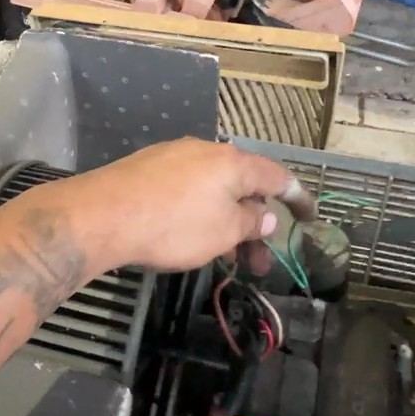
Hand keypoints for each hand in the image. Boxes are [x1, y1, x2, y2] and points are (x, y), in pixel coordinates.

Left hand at [35, 138, 315, 272]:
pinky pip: (189, 190)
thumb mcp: (223, 231)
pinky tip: (194, 238)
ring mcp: (175, 156)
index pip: (278, 176)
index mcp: (232, 161)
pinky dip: (203, 213)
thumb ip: (251, 221)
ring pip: (215, 190)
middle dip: (257, 224)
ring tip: (227, 260)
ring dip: (228, 223)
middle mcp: (206, 150)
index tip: (311, 217)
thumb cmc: (174, 224)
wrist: (103, 214)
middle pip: (244, 185)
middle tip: (260, 264)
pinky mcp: (149, 168)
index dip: (298, 197)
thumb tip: (265, 213)